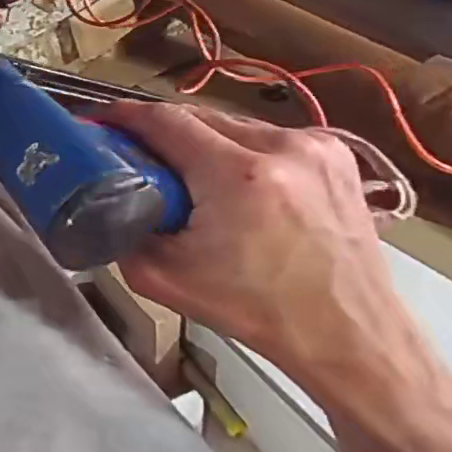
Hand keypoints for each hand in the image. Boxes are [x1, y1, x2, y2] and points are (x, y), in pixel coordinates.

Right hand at [93, 101, 429, 396]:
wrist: (351, 336)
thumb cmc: (260, 312)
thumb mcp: (166, 280)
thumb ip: (124, 233)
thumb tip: (105, 199)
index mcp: (237, 176)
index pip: (164, 120)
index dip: (125, 115)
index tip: (101, 119)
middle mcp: (280, 147)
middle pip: (198, 116)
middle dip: (161, 132)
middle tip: (136, 153)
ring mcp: (315, 145)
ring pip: (232, 123)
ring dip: (201, 140)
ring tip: (185, 171)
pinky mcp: (335, 152)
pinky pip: (265, 135)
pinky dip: (238, 148)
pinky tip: (232, 178)